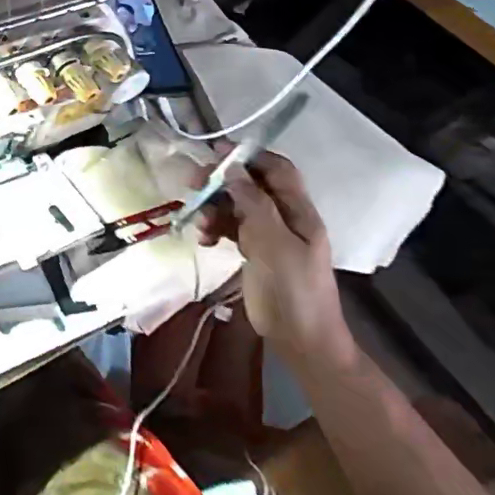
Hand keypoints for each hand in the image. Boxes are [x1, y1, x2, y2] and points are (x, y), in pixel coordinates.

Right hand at [205, 151, 354, 368]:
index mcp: (298, 212)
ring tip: (198, 222)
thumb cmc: (293, 290)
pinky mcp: (255, 252)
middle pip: (250, 185)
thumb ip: (254, 203)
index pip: (276, 169)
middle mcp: (284, 218)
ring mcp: (269, 236)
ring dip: (213, 208)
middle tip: (192, 183)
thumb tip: (232, 168)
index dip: (248, 156)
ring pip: (236, 206)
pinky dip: (215, 229)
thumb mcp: (273, 243)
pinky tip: (204, 240)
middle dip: (221, 182)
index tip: (215, 153)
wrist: (301, 341)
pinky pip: (230, 228)